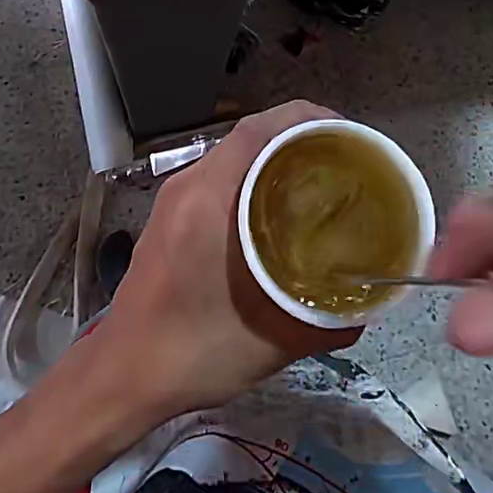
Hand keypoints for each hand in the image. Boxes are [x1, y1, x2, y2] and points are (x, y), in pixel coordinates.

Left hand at [90, 100, 363, 420]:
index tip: (346, 135)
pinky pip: (218, 176)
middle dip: (298, 137)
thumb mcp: (272, 341)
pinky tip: (278, 208)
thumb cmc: (192, 354)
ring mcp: (173, 197)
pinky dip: (252, 177)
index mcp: (207, 200)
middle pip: (247, 136)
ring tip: (318, 179)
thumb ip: (328, 322)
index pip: (256, 130)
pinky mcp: (169, 214)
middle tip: (343, 160)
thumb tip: (369, 304)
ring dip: (274, 156)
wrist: (123, 373)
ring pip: (232, 155)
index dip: (305, 119)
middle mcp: (186, 186)